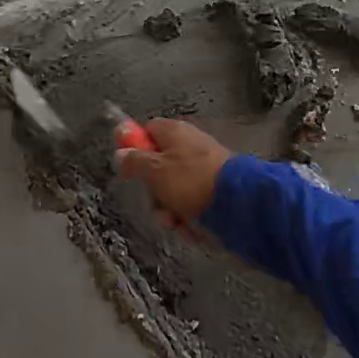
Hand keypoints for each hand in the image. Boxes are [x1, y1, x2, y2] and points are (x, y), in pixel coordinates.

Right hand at [115, 118, 229, 231]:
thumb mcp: (155, 170)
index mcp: (174, 132)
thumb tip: (120, 152)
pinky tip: (191, 226)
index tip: (128, 167)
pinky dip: (188, 215)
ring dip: (169, 209)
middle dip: (154, 191)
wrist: (237, 200)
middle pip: (158, 165)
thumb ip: (135, 161)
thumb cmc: (190, 180)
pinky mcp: (213, 187)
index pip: (147, 131)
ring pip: (173, 189)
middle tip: (156, 203)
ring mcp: (202, 166)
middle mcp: (188, 145)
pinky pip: (191, 201)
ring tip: (175, 221)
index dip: (135, 147)